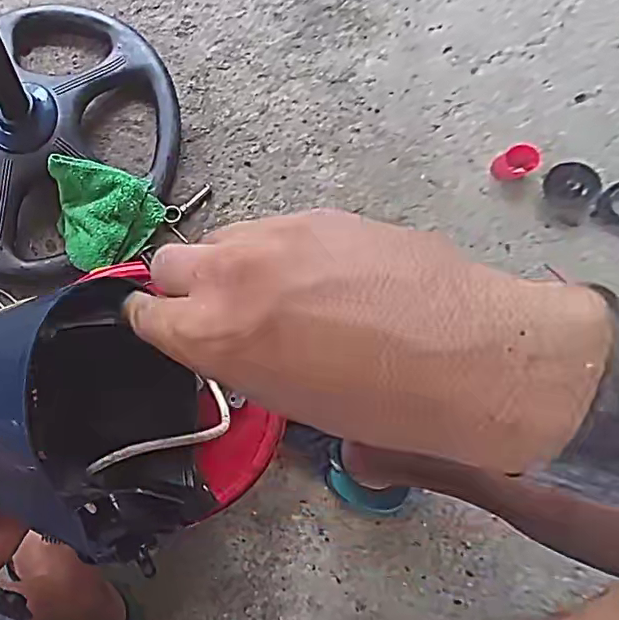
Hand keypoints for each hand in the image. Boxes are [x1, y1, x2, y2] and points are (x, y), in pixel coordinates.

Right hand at [123, 209, 615, 471]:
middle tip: (217, 309)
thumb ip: (235, 356)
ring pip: (223, 238)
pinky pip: (275, 230)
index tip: (164, 325)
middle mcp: (231, 276)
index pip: (144, 312)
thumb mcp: (285, 399)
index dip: (150, 320)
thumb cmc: (380, 405)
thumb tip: (229, 339)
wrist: (474, 359)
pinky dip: (279, 252)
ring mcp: (276, 236)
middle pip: (169, 262)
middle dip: (182, 286)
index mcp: (213, 333)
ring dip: (233, 264)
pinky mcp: (319, 215)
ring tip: (277, 292)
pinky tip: (321, 277)